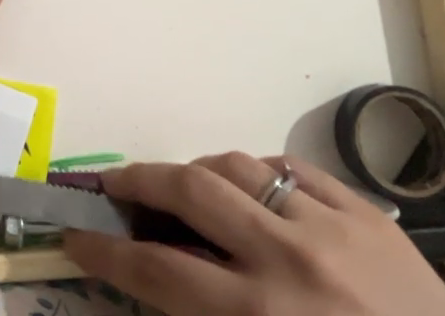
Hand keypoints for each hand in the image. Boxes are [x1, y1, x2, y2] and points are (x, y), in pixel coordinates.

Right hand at [64, 152, 444, 315]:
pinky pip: (292, 168)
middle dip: (137, 183)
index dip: (106, 250)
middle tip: (111, 185)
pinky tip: (251, 188)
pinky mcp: (369, 213)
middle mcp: (289, 260)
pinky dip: (258, 173)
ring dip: (197, 171)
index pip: (158, 269)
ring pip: (239, 166)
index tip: (76, 234)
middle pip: (190, 193)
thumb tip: (159, 277)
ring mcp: (333, 227)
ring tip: (181, 185)